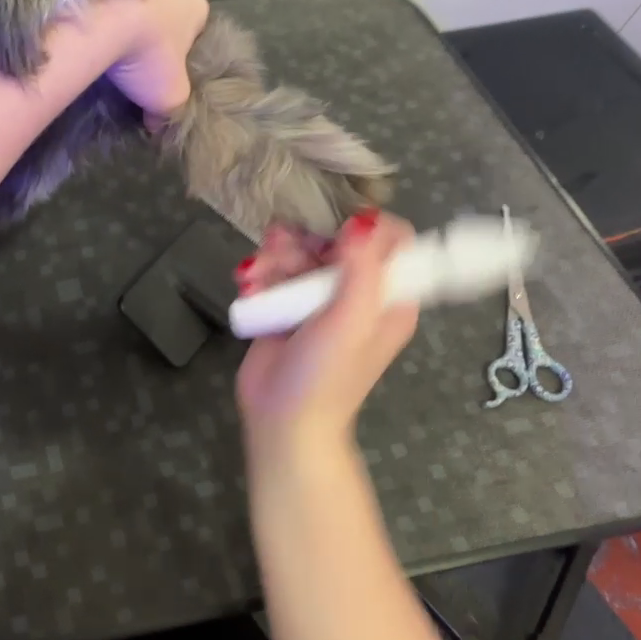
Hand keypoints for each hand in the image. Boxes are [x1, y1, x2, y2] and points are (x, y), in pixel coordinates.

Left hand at [102, 0, 207, 113]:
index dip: (180, 52)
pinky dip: (103, 7)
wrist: (105, 18)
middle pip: (166, 10)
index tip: (161, 70)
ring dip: (125, 16)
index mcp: (197, 8)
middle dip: (151, 32)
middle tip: (133, 58)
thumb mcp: (168, 96)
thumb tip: (155, 123)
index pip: (195, 31)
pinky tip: (91, 28)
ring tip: (107, 43)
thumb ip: (168, 111)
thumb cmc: (148, 55)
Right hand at [235, 212, 418, 447]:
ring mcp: (317, 300)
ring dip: (272, 258)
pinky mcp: (283, 308)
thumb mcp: (351, 321)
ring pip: (298, 253)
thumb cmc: (325, 375)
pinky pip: (272, 274)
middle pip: (335, 240)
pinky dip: (258, 276)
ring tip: (254, 277)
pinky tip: (248, 288)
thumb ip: (362, 268)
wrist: (282, 420)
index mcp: (388, 297)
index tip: (333, 234)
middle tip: (279, 247)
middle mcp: (356, 293)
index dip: (364, 227)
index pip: (392, 240)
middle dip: (303, 240)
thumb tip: (363, 219)